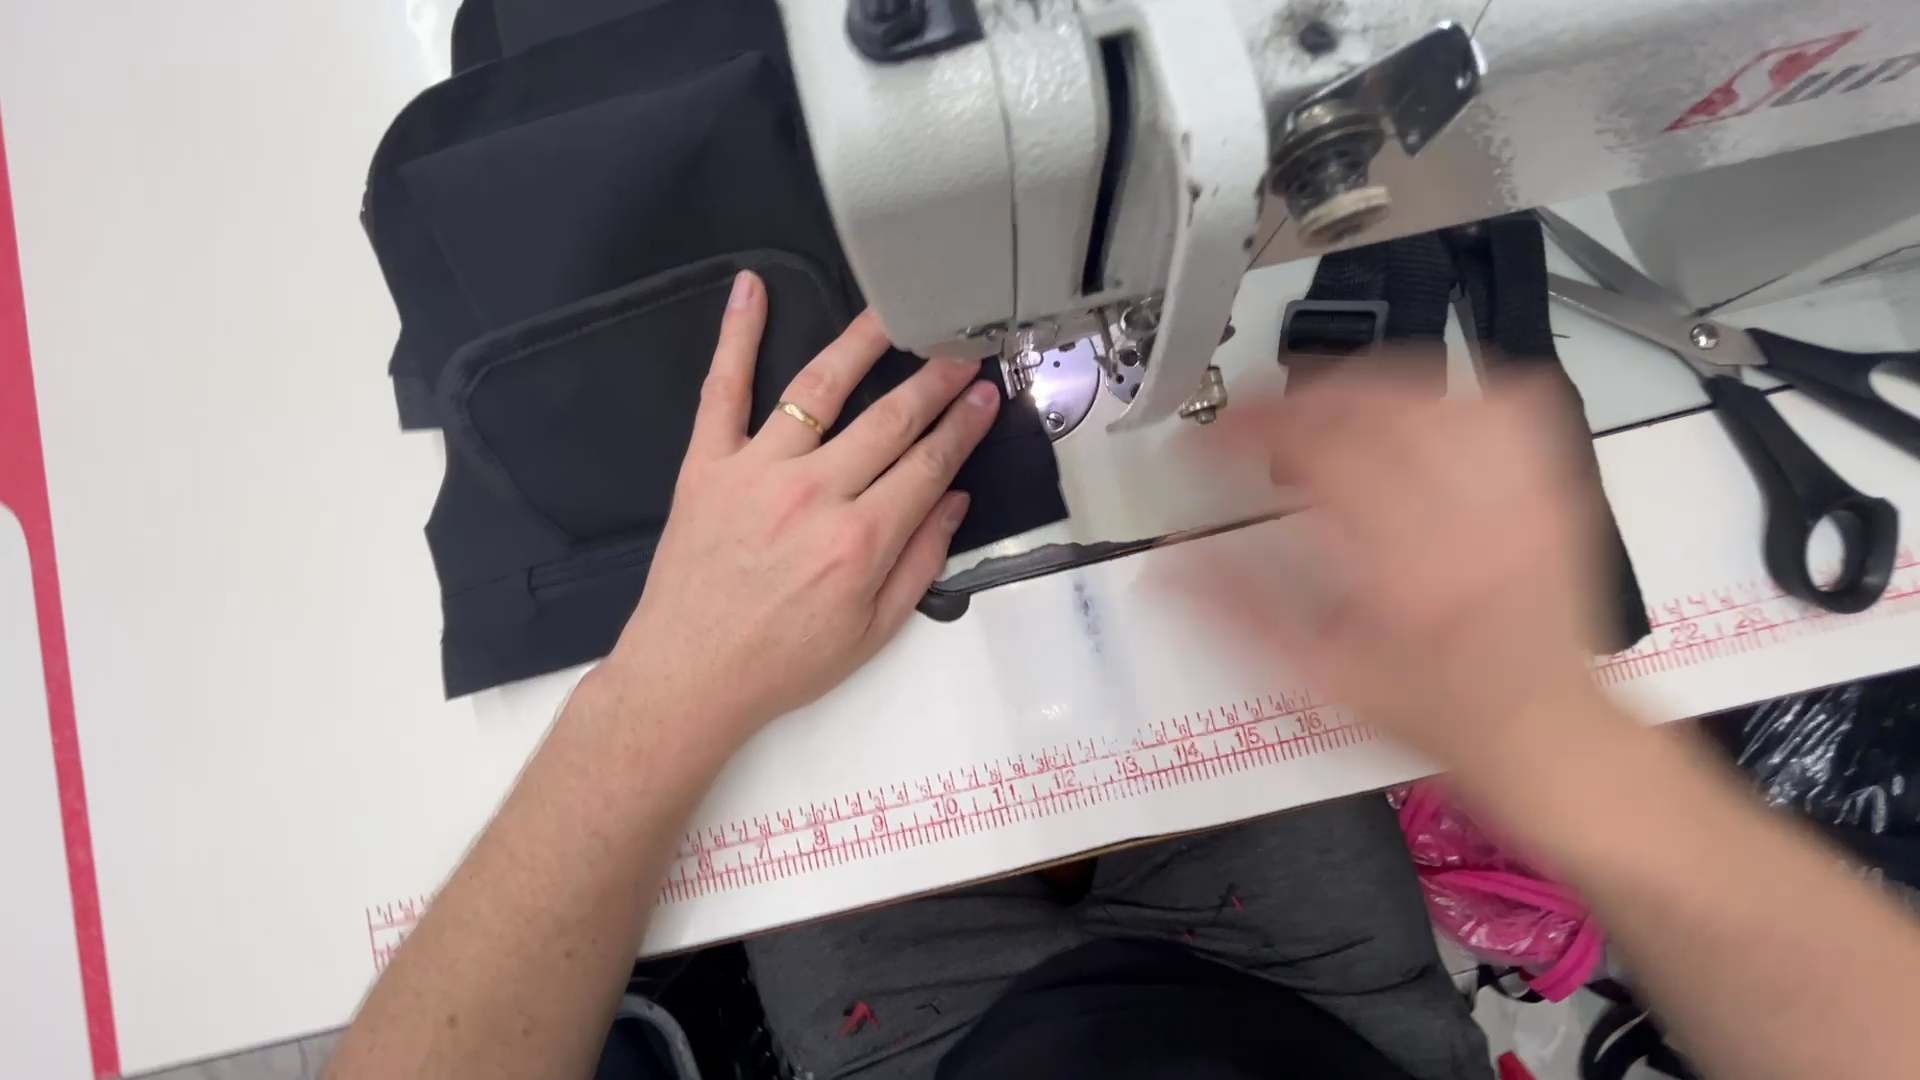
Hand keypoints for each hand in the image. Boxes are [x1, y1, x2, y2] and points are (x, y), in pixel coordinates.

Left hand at [584, 271, 999, 749]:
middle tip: (961, 347)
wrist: (689, 677)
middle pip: (889, 420)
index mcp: (861, 540)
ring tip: (894, 310)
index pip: (929, 464)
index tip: (987, 395)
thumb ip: (921, 562)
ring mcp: (756, 471)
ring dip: (863, 343)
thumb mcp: (873, 631)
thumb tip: (956, 500)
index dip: (965, 426)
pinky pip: (722, 390)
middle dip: (935, 379)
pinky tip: (751, 289)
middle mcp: (814, 494)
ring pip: (818, 388)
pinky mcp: (706, 465)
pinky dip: (736, 337)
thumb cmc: (786, 662)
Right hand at [1170, 365, 1609, 769]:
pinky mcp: (1552, 492)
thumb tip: (1167, 565)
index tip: (1210, 439)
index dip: (1252, 432)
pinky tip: (1410, 411)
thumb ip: (1236, 612)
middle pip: (1377, 411)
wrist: (1550, 732)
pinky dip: (1447, 393)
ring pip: (1439, 396)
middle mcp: (1474, 522)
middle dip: (1297, 400)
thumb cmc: (1434, 712)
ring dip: (1362, 386)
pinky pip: (1510, 406)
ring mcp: (1523, 499)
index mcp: (1409, 570)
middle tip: (1252, 418)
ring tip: (1318, 406)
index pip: (1321, 457)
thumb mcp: (1319, 674)